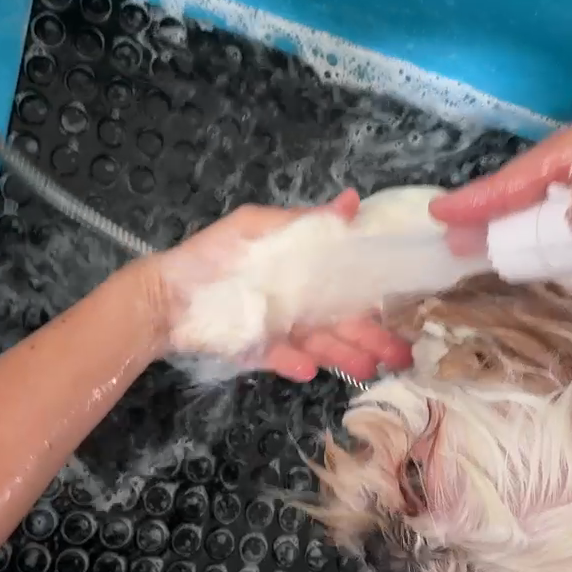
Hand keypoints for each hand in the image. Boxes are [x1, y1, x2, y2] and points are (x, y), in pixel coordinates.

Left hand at [139, 193, 414, 382]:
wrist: (164, 296)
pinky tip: (310, 369)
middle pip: (341, 320)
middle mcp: (297, 300)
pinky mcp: (257, 351)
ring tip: (368, 368)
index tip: (407, 305)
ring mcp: (279, 328)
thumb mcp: (256, 228)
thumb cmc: (210, 257)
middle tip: (402, 354)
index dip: (376, 294)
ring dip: (343, 355)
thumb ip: (302, 224)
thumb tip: (353, 202)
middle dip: (372, 336)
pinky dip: (294, 363)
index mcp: (302, 270)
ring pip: (319, 344)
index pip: (347, 282)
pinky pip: (281, 358)